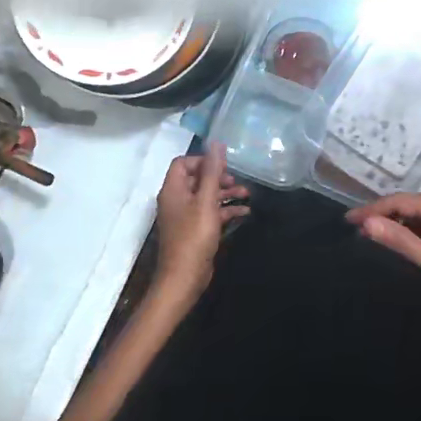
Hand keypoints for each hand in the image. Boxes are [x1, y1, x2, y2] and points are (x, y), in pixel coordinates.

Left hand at [154, 144, 249, 292]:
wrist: (184, 276)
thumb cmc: (194, 236)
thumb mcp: (206, 201)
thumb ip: (212, 172)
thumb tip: (216, 144)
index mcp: (173, 190)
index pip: (183, 163)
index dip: (203, 161)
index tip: (223, 167)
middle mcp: (176, 200)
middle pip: (197, 178)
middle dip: (219, 178)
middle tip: (238, 182)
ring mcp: (185, 216)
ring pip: (206, 196)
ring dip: (226, 193)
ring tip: (247, 195)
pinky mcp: (195, 230)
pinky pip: (211, 212)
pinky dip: (226, 210)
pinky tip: (244, 213)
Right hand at [347, 194, 420, 333]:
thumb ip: (401, 242)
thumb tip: (367, 223)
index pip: (400, 201)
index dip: (372, 210)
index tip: (347, 221)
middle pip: (412, 206)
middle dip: (384, 217)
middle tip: (356, 232)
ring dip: (400, 226)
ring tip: (373, 241)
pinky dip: (416, 234)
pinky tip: (404, 248)